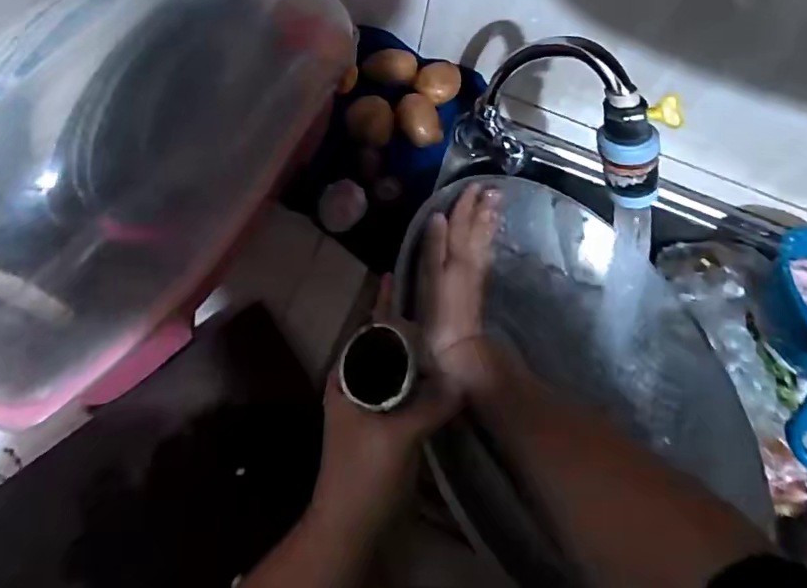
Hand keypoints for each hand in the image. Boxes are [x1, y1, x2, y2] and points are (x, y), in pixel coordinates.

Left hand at [311, 276, 455, 534]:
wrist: (348, 529)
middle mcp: (355, 387)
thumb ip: (428, 406)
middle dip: (405, 329)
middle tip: (436, 306)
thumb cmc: (363, 475)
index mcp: (346, 378)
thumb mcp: (397, 437)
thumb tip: (460, 380)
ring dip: (416, 358)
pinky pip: (404, 398)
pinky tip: (443, 384)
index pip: (368, 332)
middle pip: (382, 349)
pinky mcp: (384, 432)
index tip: (395, 276)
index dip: (382, 306)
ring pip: (394, 373)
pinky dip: (421, 387)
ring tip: (444, 338)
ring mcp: (369, 410)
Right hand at [418, 182, 501, 393]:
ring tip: (495, 205)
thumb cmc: (439, 313)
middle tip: (493, 189)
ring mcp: (475, 272)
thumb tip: (439, 216)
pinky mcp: (476, 285)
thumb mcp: (431, 278)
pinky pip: (484, 252)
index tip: (474, 184)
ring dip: (488, 221)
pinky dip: (487, 239)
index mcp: (456, 255)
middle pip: (476, 229)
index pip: (460, 223)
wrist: (459, 348)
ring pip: (483, 240)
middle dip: (483, 209)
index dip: (465, 204)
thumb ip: (434, 246)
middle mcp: (469, 260)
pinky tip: (489, 236)